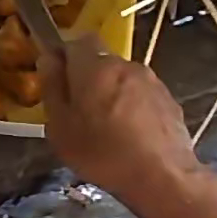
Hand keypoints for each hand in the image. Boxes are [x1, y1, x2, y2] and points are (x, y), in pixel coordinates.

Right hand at [39, 36, 206, 204]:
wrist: (162, 176)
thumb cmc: (101, 153)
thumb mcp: (60, 127)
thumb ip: (52, 88)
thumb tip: (48, 59)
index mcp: (93, 67)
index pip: (75, 41)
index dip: (64, 56)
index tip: (57, 80)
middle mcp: (124, 65)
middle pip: (99, 61)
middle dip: (87, 79)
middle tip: (78, 112)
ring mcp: (150, 81)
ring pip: (121, 78)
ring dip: (110, 93)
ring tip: (106, 128)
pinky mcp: (168, 99)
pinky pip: (140, 94)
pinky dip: (131, 107)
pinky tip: (129, 135)